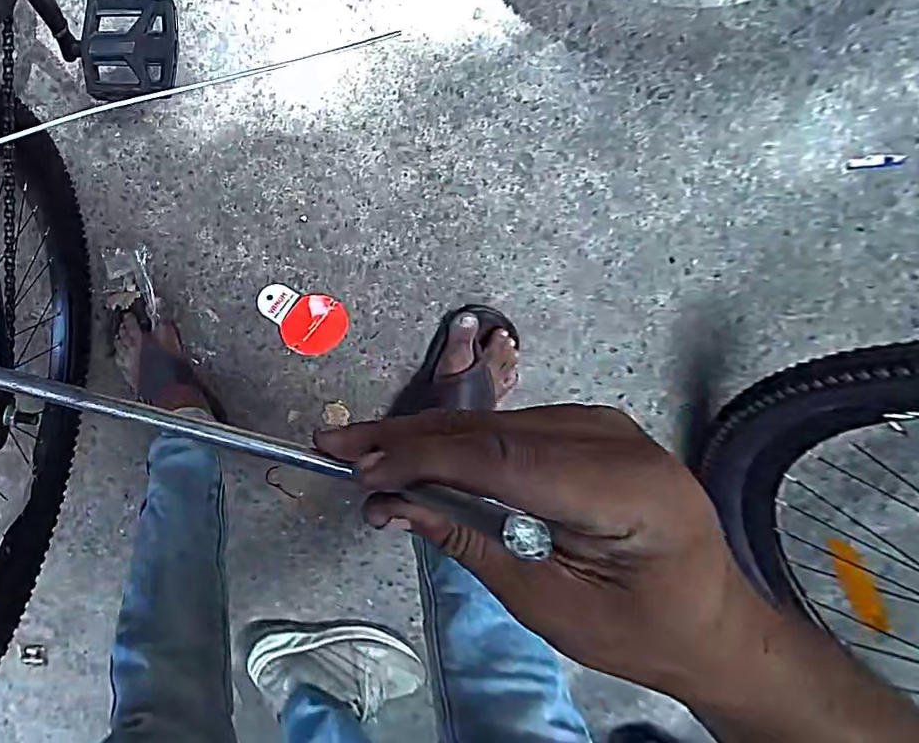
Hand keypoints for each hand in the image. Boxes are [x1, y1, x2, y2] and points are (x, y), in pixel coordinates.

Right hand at [316, 404, 777, 702]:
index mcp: (630, 492)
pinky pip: (491, 425)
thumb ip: (463, 541)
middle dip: (400, 440)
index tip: (360, 471)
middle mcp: (615, 441)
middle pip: (481, 431)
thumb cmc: (641, 629)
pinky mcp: (574, 423)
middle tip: (335, 446)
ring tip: (356, 448)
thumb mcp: (548, 603)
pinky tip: (401, 448)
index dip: (420, 460)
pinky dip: (440, 439)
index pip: (500, 459)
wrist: (714, 627)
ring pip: (478, 421)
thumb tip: (385, 504)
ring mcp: (595, 424)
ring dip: (411, 437)